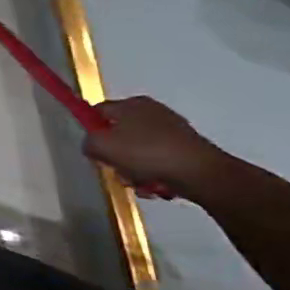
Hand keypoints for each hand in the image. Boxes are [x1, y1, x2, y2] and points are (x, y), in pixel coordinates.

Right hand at [83, 97, 232, 199]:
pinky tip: (157, 185)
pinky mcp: (189, 148)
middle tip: (117, 170)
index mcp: (131, 104)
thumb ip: (87, 142)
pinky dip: (155, 173)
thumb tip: (93, 145)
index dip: (91, 131)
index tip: (94, 151)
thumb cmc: (146, 153)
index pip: (98, 112)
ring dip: (134, 169)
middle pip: (119, 134)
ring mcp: (174, 130)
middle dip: (116, 156)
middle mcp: (152, 111)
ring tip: (140, 183)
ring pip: (139, 150)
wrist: (202, 174)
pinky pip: (160, 160)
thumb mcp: (101, 146)